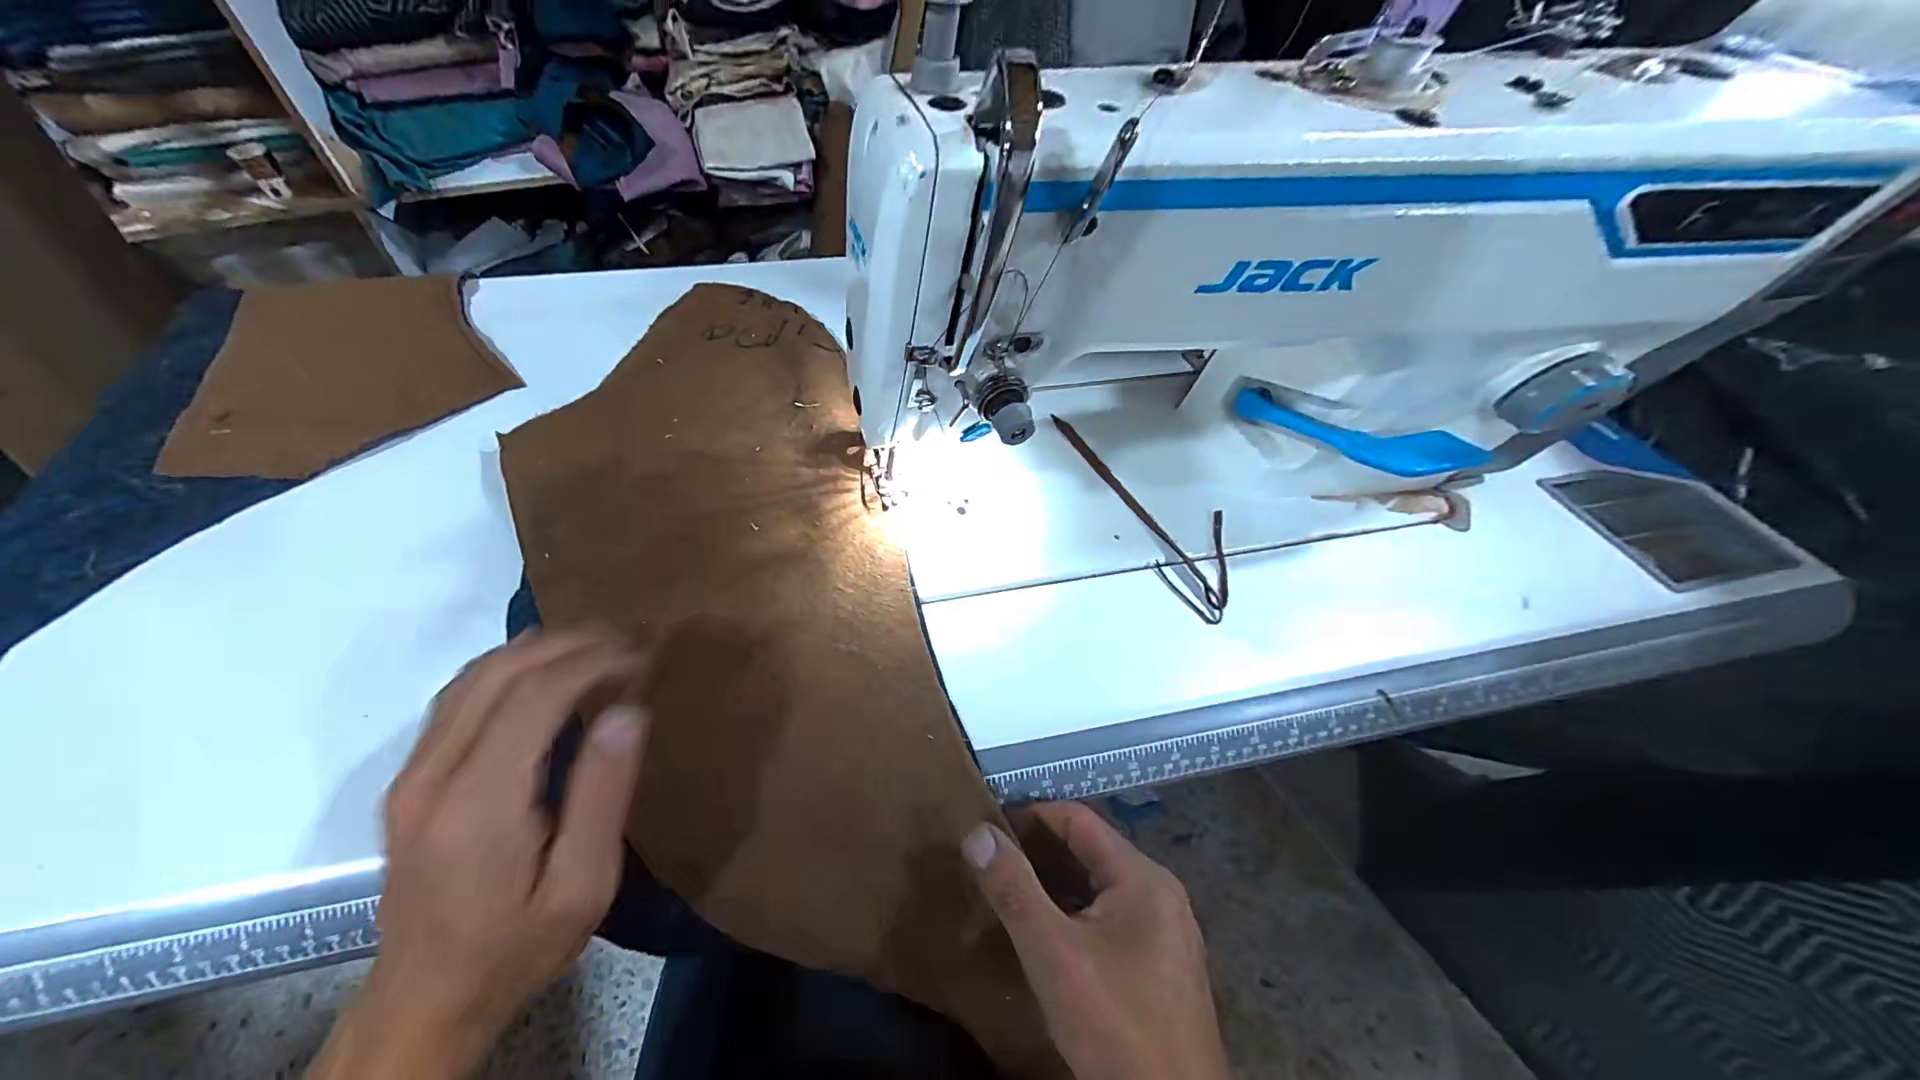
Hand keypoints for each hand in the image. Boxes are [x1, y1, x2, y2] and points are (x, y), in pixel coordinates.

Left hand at [309, 631, 647, 1079]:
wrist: (424, 1000)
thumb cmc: (518, 945)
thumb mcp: (582, 884)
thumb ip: (602, 795)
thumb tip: (627, 712)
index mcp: (479, 804)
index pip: (535, 697)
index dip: (592, 662)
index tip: (641, 654)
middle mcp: (432, 778)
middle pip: (499, 674)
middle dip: (567, 643)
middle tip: (624, 637)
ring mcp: (411, 778)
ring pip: (470, 679)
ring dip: (535, 649)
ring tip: (592, 644)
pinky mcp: (407, 783)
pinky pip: (455, 700)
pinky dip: (504, 669)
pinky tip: (539, 670)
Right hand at [963, 802, 1228, 1079]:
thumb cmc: (1114, 1024)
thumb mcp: (1053, 954)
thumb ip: (1014, 889)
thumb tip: (978, 834)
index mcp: (1143, 877)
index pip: (1079, 819)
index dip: (1032, 815)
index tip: (991, 829)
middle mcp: (1162, 893)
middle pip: (1092, 850)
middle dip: (1041, 851)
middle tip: (994, 862)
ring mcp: (1168, 931)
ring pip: (1102, 887)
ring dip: (1058, 884)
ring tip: (1013, 893)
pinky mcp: (1165, 966)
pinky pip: (1114, 918)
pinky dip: (1079, 913)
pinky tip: (1051, 936)